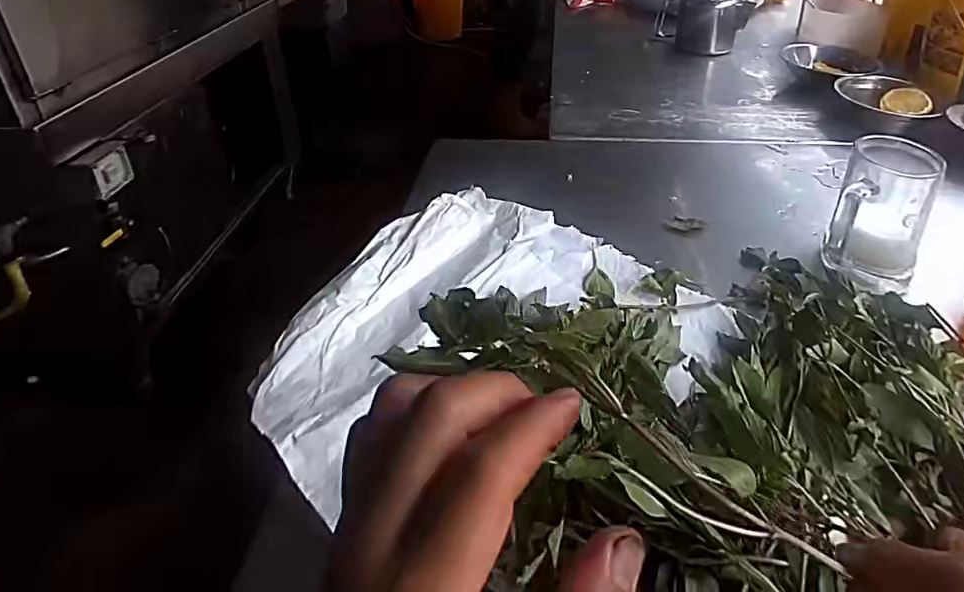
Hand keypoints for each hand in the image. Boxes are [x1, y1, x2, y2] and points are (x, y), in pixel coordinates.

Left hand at [331, 372, 646, 591]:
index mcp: (423, 586)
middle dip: (495, 392)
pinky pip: (371, 436)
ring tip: (500, 410)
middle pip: (432, 419)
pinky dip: (414, 412)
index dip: (532, 426)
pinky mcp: (340, 526)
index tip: (572, 404)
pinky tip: (453, 431)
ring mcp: (348, 529)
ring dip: (451, 391)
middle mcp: (372, 544)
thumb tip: (622, 540)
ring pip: (391, 413)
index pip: (480, 472)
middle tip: (541, 407)